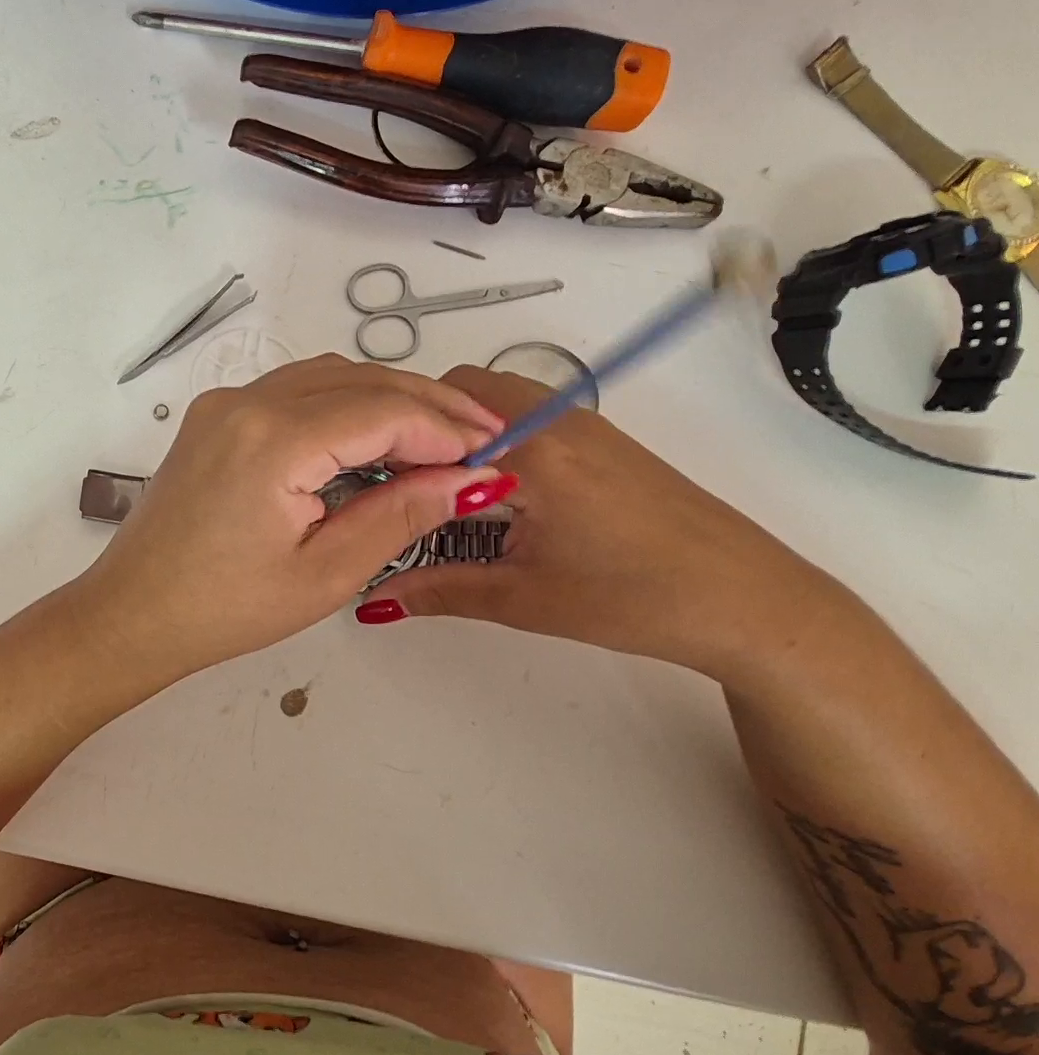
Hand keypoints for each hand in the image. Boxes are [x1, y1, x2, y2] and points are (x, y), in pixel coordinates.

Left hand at [68, 354, 507, 682]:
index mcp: (272, 440)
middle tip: (479, 440)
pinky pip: (290, 394)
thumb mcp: (324, 574)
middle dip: (424, 406)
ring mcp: (221, 406)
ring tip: (435, 441)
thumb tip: (468, 479)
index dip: (447, 429)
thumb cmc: (223, 609)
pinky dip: (339, 407)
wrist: (133, 614)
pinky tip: (370, 440)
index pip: (383, 411)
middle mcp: (243, 403)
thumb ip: (400, 516)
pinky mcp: (211, 420)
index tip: (495, 452)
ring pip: (324, 378)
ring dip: (382, 401)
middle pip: (357, 380)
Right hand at [358, 365, 854, 677]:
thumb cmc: (633, 599)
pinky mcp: (604, 442)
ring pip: (498, 399)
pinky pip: (528, 416)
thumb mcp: (521, 598)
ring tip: (441, 492)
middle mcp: (557, 418)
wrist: (748, 602)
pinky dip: (494, 438)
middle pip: (464, 389)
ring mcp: (585, 425)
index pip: (436, 412)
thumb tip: (372, 598)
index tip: (369, 483)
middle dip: (423, 427)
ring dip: (460, 431)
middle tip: (401, 486)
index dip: (393, 440)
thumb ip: (437, 590)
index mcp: (532, 448)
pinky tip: (492, 496)